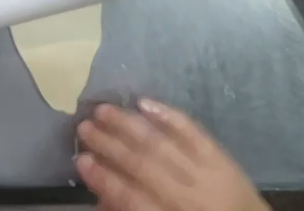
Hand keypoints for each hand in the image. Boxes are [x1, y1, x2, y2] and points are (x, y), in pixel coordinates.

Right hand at [76, 101, 267, 210]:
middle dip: (109, 145)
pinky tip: (143, 101)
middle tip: (83, 128)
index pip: (133, 199)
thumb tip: (99, 198)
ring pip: (163, 144)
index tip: (80, 160)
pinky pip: (193, 132)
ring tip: (102, 108)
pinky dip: (168, 115)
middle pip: (144, 166)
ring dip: (128, 124)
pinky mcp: (223, 161)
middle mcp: (193, 200)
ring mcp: (211, 177)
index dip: (104, 179)